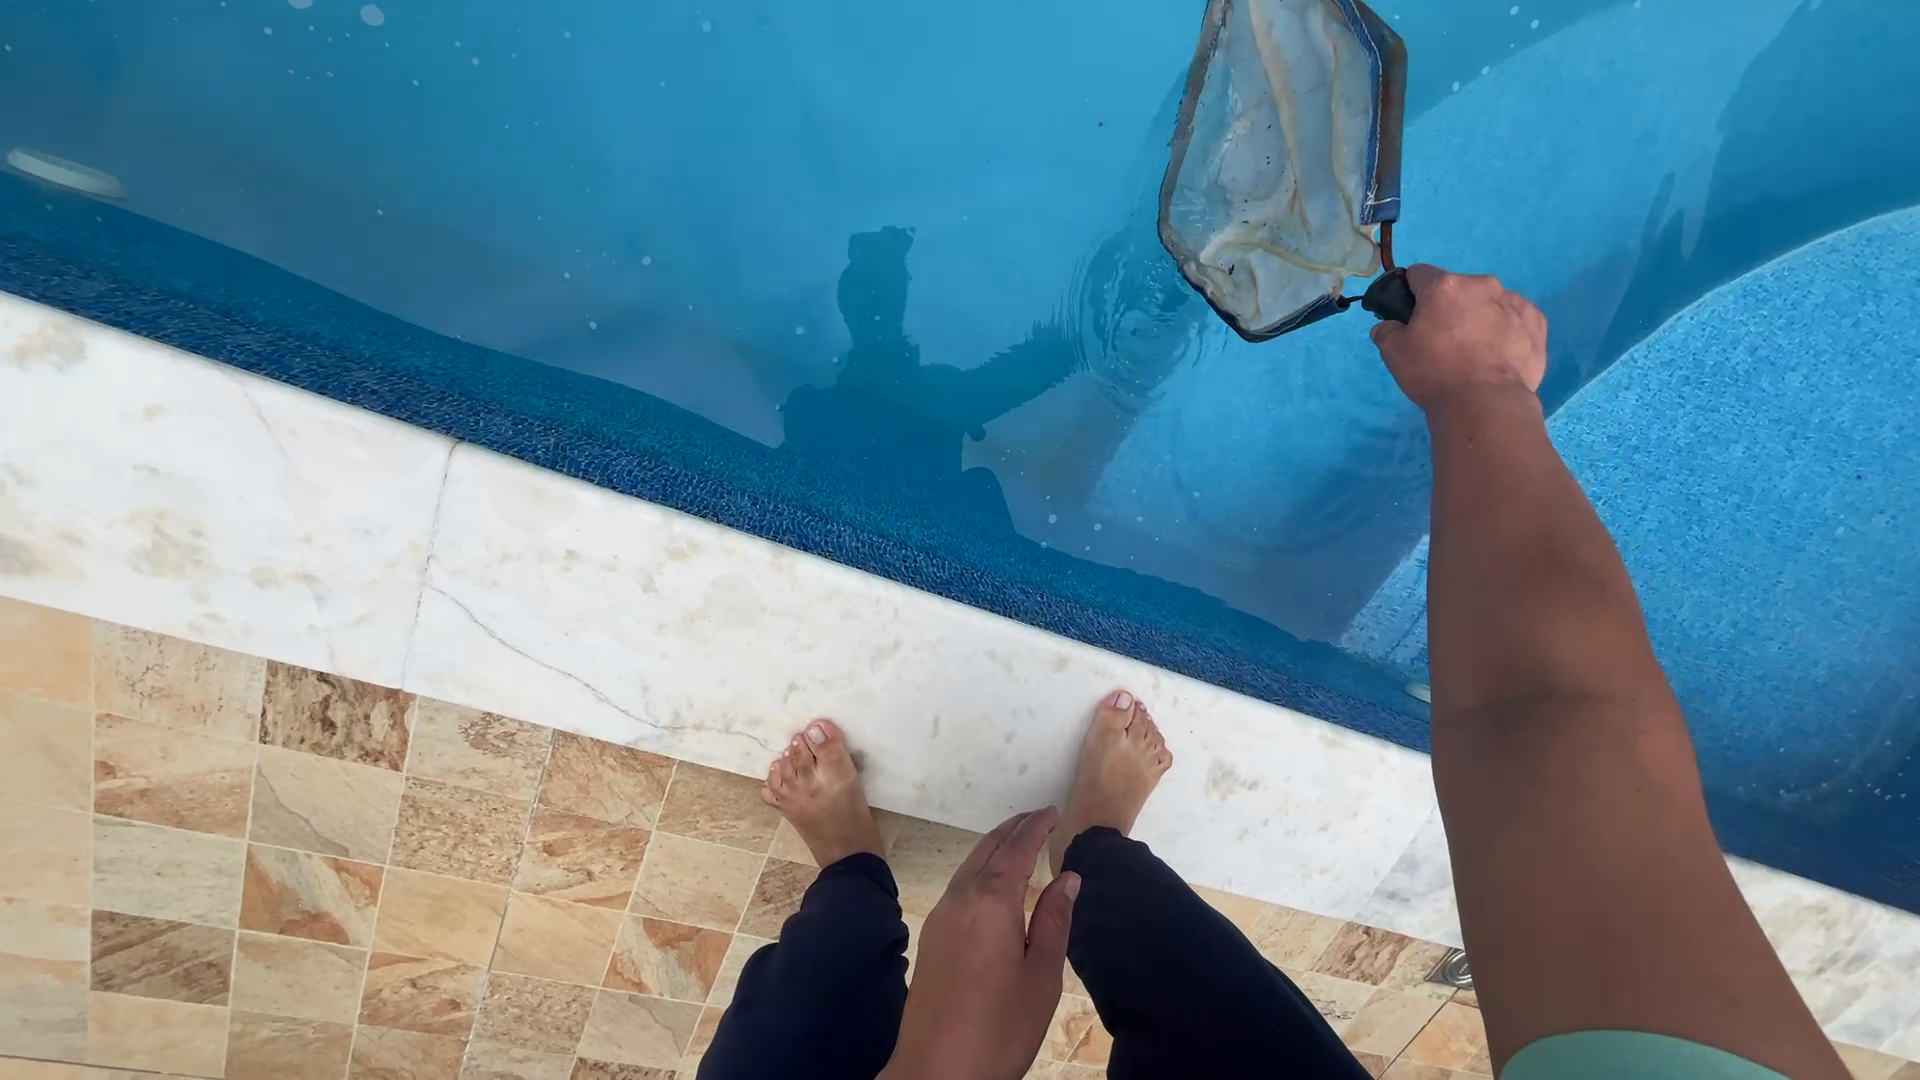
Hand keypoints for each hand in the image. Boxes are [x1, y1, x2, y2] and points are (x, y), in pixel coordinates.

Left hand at [880, 808, 1080, 1079]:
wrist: (936, 1070)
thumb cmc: (1000, 1026)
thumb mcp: (1042, 976)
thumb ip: (1055, 920)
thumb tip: (1068, 877)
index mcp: (992, 900)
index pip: (1018, 847)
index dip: (1036, 825)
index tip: (1053, 810)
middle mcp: (962, 896)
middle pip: (990, 846)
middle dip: (1015, 827)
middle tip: (1039, 818)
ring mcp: (941, 913)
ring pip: (972, 862)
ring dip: (996, 845)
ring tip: (1020, 841)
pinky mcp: (932, 932)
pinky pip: (961, 882)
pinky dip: (981, 867)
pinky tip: (994, 881)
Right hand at [1371, 265, 1547, 411]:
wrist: (1485, 400)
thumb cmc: (1433, 371)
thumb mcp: (1392, 353)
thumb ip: (1386, 331)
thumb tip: (1388, 326)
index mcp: (1445, 287)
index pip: (1418, 273)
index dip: (1408, 291)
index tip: (1407, 313)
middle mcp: (1482, 284)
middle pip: (1456, 289)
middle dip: (1447, 307)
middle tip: (1439, 340)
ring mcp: (1515, 301)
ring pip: (1487, 303)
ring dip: (1476, 318)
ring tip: (1471, 351)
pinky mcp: (1537, 321)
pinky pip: (1513, 318)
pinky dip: (1502, 330)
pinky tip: (1494, 355)